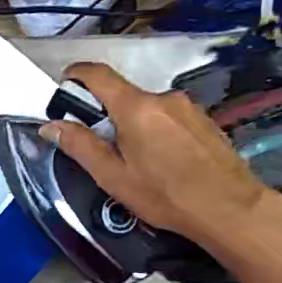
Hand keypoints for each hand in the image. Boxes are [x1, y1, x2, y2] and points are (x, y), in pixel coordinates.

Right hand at [41, 63, 281, 251]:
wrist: (230, 208)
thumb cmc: (166, 196)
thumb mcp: (114, 177)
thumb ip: (81, 147)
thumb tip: (52, 126)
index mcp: (136, 107)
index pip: (98, 74)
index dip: (76, 76)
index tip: (65, 88)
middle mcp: (163, 97)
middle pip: (125, 96)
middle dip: (109, 115)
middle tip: (105, 149)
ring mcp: (189, 108)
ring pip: (150, 110)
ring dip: (137, 127)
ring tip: (141, 164)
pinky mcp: (206, 121)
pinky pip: (172, 119)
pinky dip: (160, 133)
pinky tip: (168, 164)